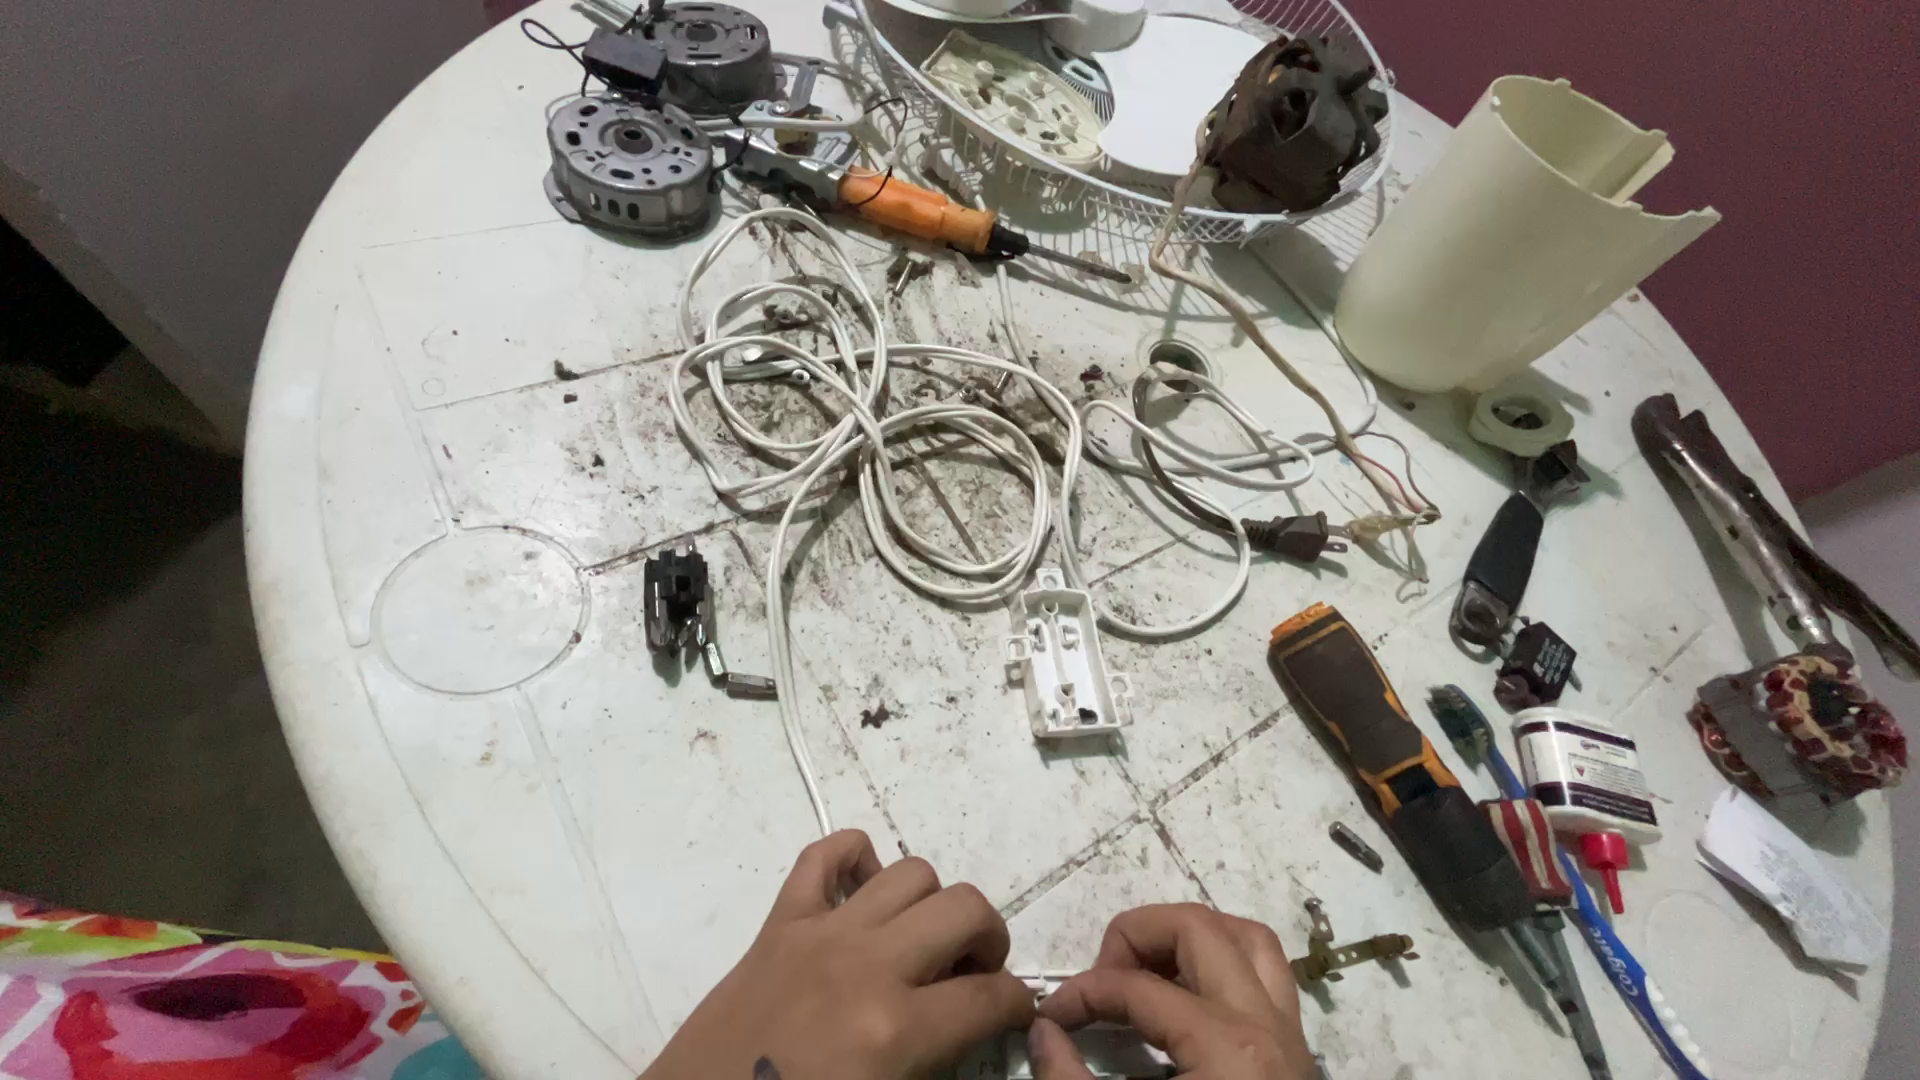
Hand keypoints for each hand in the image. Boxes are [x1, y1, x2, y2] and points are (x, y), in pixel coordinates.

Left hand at [640, 831, 1033, 1079]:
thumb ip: (936, 1063)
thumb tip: (973, 1028)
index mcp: (895, 1030)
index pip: (989, 997)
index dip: (1017, 1004)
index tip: (1016, 1012)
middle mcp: (868, 964)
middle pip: (964, 908)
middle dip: (990, 937)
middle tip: (976, 971)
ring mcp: (822, 931)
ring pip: (910, 872)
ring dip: (932, 904)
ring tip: (922, 940)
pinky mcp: (781, 920)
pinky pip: (825, 854)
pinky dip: (854, 857)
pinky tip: (863, 891)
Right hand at [1029, 904, 1315, 1079]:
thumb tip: (1042, 1029)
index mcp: (1226, 1048)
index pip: (1136, 985)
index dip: (1083, 991)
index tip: (1052, 1014)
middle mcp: (1266, 1026)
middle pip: (1197, 928)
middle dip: (1136, 936)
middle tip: (1103, 978)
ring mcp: (1290, 1037)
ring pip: (1248, 937)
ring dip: (1191, 936)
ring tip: (1148, 965)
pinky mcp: (1297, 1055)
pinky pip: (1268, 973)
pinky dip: (1225, 961)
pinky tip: (1189, 992)